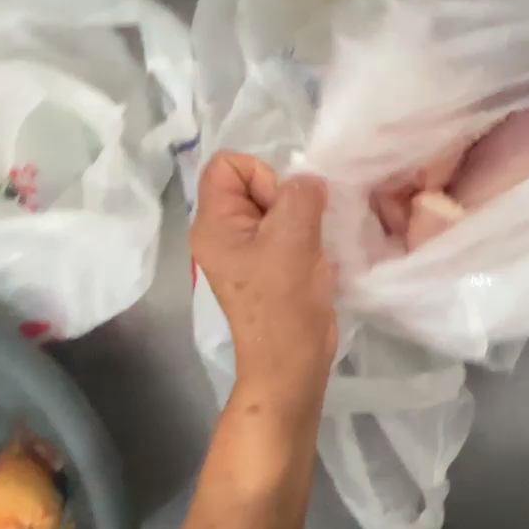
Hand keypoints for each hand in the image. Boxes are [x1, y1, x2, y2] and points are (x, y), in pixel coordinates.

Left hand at [192, 152, 334, 412]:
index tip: (283, 211)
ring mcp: (245, 254)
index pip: (228, 164)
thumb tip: (310, 184)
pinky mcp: (267, 269)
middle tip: (301, 234)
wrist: (291, 364)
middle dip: (287, 201)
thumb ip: (301, 194)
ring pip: (275, 211)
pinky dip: (305, 241)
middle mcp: (222, 234)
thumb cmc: (284, 303)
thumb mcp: (293, 238)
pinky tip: (315, 262)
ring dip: (301, 223)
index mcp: (213, 224)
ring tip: (310, 250)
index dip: (263, 176)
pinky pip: (285, 235)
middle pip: (254, 185)